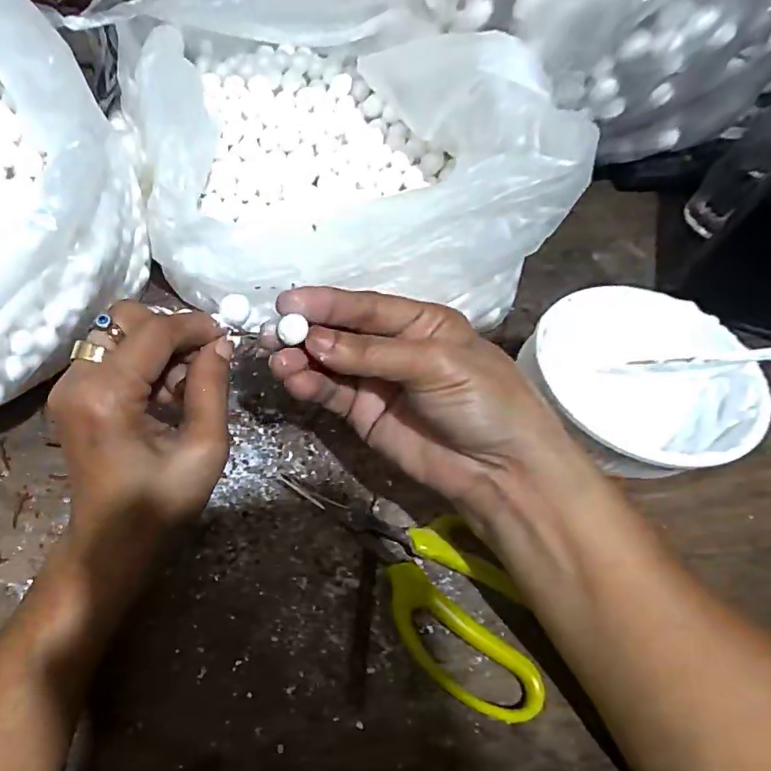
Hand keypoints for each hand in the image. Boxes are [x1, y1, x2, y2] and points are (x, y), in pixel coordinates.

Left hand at [47, 301, 231, 550]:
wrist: (110, 542)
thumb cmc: (159, 507)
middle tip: (198, 366)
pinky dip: (135, 363)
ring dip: (152, 348)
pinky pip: (104, 356)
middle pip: (123, 320)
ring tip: (178, 389)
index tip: (224, 338)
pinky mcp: (67, 397)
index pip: (153, 332)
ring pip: (113, 335)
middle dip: (168, 332)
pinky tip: (156, 396)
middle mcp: (76, 382)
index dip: (194, 327)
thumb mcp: (203, 451)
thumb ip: (211, 389)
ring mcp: (65, 388)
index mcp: (106, 396)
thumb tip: (219, 344)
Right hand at [266, 286, 591, 516]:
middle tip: (271, 332)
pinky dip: (310, 386)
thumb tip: (316, 342)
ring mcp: (374, 382)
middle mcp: (392, 347)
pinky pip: (330, 395)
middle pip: (340, 334)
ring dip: (301, 360)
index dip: (327, 303)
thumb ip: (374, 354)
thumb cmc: (483, 401)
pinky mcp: (362, 414)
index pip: (366, 307)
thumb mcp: (437, 365)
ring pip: (328, 365)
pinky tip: (292, 380)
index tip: (289, 301)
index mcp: (419, 323)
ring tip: (277, 360)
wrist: (499, 469)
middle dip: (305, 331)